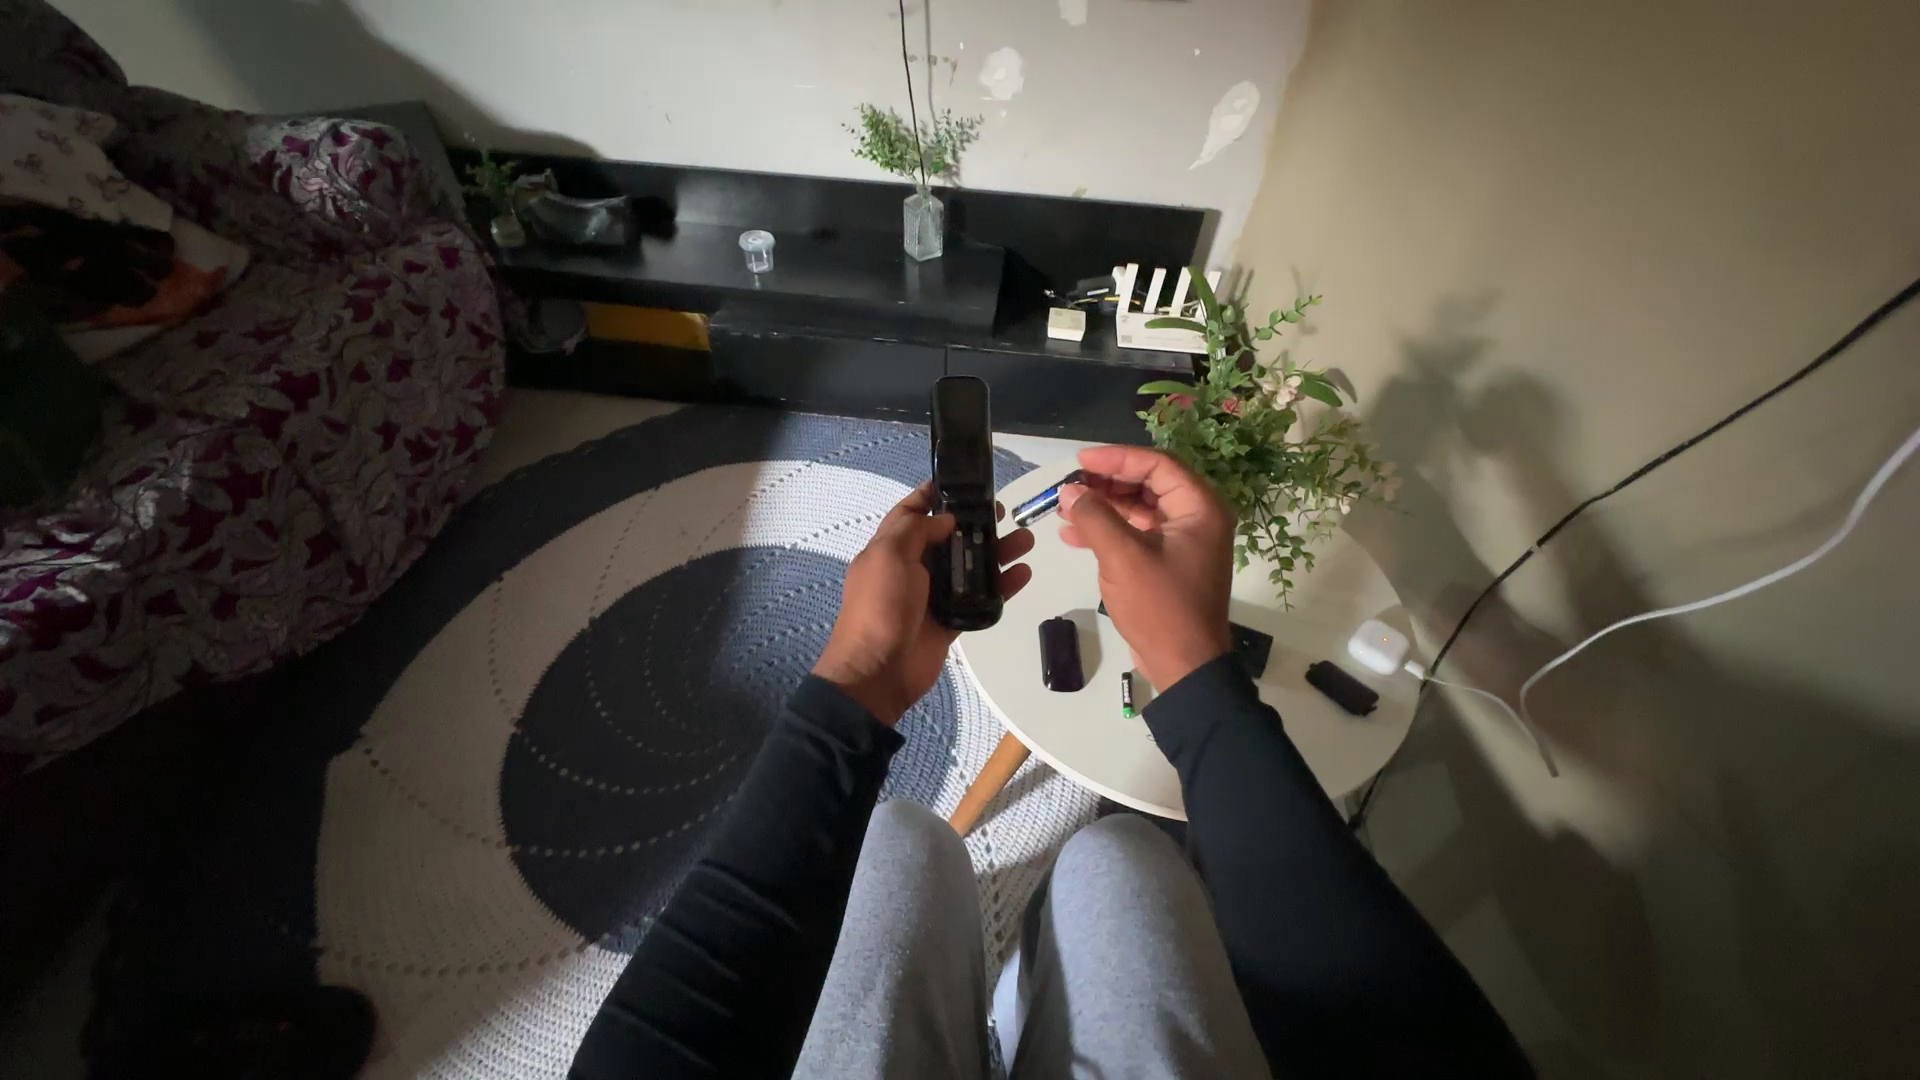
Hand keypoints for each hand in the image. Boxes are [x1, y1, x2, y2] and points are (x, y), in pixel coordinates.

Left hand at [814, 484, 1034, 724]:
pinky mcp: (951, 620)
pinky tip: (1022, 573)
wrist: (878, 671)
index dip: (933, 495)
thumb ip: (917, 530)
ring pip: (970, 566)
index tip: (962, 482)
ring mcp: (933, 595)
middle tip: (1003, 512)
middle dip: (974, 522)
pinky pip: (981, 598)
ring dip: (996, 552)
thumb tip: (946, 519)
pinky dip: (1001, 586)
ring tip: (1025, 539)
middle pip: (948, 537)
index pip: (911, 512)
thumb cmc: (879, 606)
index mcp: (890, 548)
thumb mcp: (889, 555)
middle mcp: (912, 568)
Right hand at [1058, 446, 1233, 690]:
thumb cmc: (1161, 607)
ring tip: (1065, 508)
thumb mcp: (1123, 557)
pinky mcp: (1168, 562)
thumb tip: (1069, 491)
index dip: (1116, 458)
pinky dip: (1108, 531)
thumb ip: (1094, 517)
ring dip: (1103, 507)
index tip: (1080, 462)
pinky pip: (1136, 533)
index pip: (1157, 465)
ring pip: (1139, 509)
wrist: (1184, 664)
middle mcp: (1197, 518)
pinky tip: (1074, 535)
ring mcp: (1183, 541)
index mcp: (1200, 508)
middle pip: (1148, 484)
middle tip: (1070, 485)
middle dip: (1106, 483)